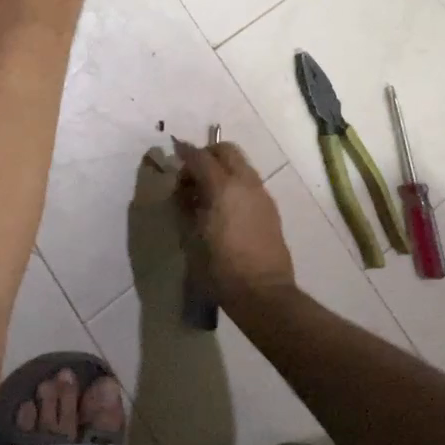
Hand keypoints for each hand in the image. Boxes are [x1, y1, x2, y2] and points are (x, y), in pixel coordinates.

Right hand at [174, 141, 296, 307]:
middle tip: (192, 174)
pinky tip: (225, 207)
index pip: (200, 157)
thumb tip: (184, 192)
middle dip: (207, 155)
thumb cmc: (220, 267)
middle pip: (226, 150)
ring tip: (207, 193)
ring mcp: (261, 194)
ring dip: (222, 168)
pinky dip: (234, 183)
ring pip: (241, 164)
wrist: (263, 293)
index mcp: (222, 187)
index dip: (185, 151)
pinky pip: (249, 182)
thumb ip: (185, 206)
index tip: (174, 151)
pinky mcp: (270, 208)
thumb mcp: (191, 237)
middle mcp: (245, 183)